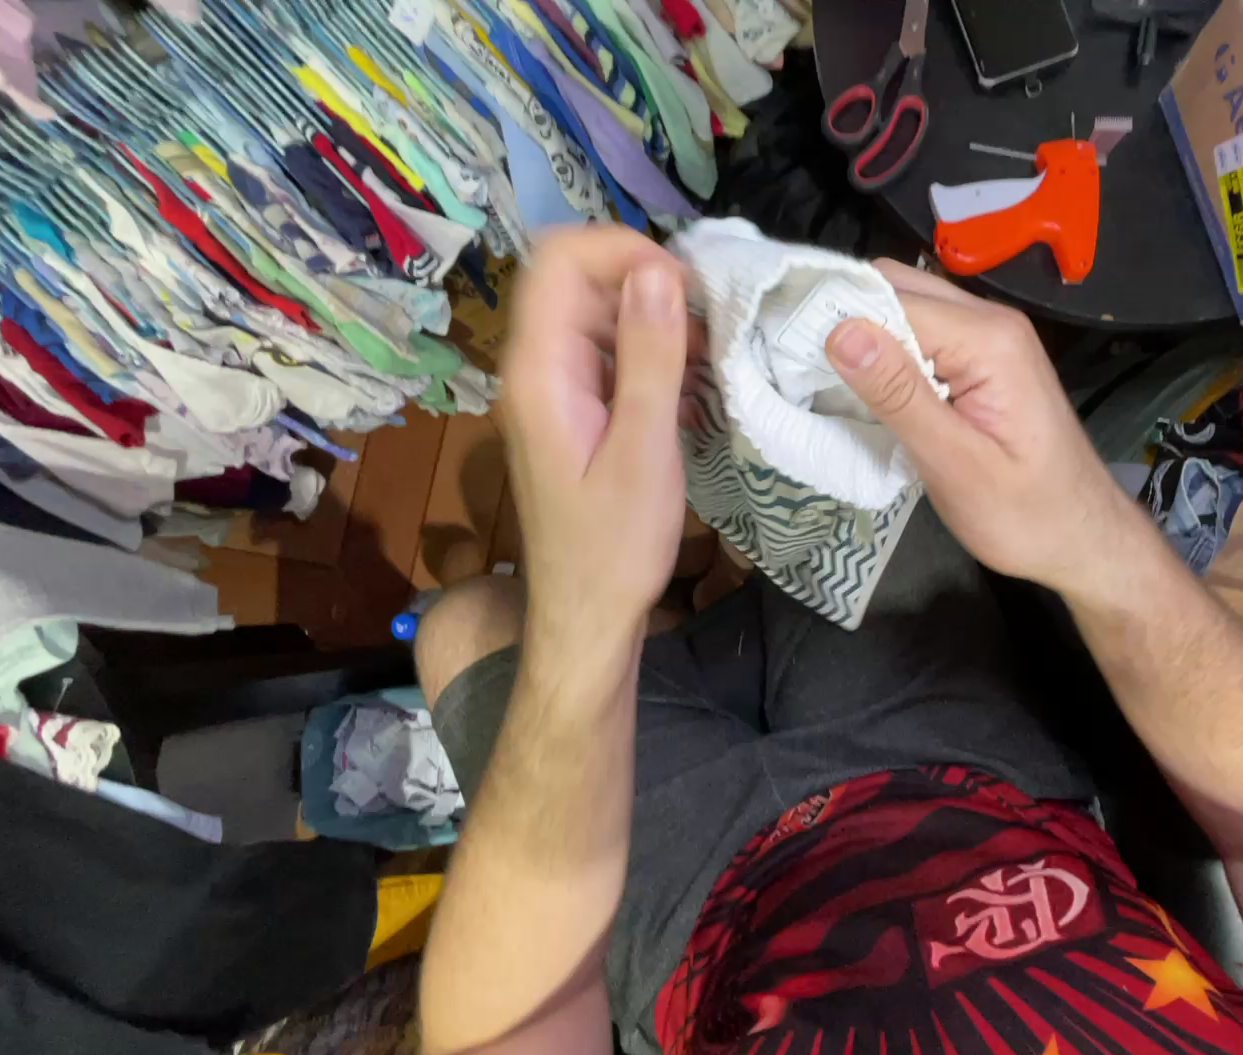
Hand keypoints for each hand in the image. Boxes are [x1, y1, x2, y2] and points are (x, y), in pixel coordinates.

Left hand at [499, 226, 688, 648]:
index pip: (561, 261)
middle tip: (707, 326)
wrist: (587, 614)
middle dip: (646, 287)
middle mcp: (535, 370)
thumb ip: (648, 357)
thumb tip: (658, 270)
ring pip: (596, 320)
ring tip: (706, 361)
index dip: (624, 251)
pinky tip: (687, 391)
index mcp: (540, 371)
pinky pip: (605, 360)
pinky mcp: (571, 415)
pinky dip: (647, 359)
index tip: (686, 287)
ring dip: (652, 324)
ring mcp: (551, 393)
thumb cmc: (615, 545)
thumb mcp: (642, 449)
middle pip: (578, 284)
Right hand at [824, 261, 1144, 597]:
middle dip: (841, 314)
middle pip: (895, 287)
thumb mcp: (956, 464)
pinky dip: (884, 353)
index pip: (889, 297)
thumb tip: (840, 330)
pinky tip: (860, 387)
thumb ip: (900, 395)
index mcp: (986, 339)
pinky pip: (921, 337)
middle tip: (791, 360)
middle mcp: (989, 322)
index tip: (779, 344)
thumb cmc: (1025, 515)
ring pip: (906, 308)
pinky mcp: (982, 364)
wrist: (1083, 539)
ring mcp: (988, 340)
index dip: (832, 314)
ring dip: (861, 334)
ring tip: (815, 374)